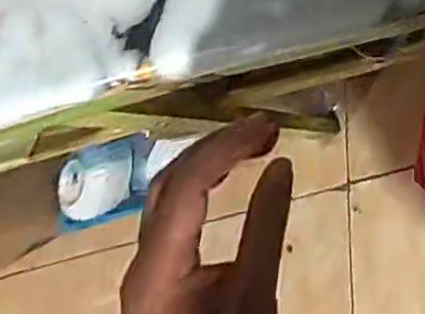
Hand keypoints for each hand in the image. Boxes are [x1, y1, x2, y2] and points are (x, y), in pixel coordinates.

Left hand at [120, 115, 293, 313]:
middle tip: (264, 128)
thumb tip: (281, 164)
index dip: (227, 147)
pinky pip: (173, 207)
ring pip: (167, 190)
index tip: (269, 128)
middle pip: (170, 180)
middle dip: (218, 144)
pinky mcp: (156, 270)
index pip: (187, 186)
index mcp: (158, 272)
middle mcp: (142, 262)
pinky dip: (203, 178)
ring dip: (210, 156)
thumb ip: (266, 227)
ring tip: (252, 141)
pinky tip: (227, 171)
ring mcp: (145, 266)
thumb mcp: (254, 296)